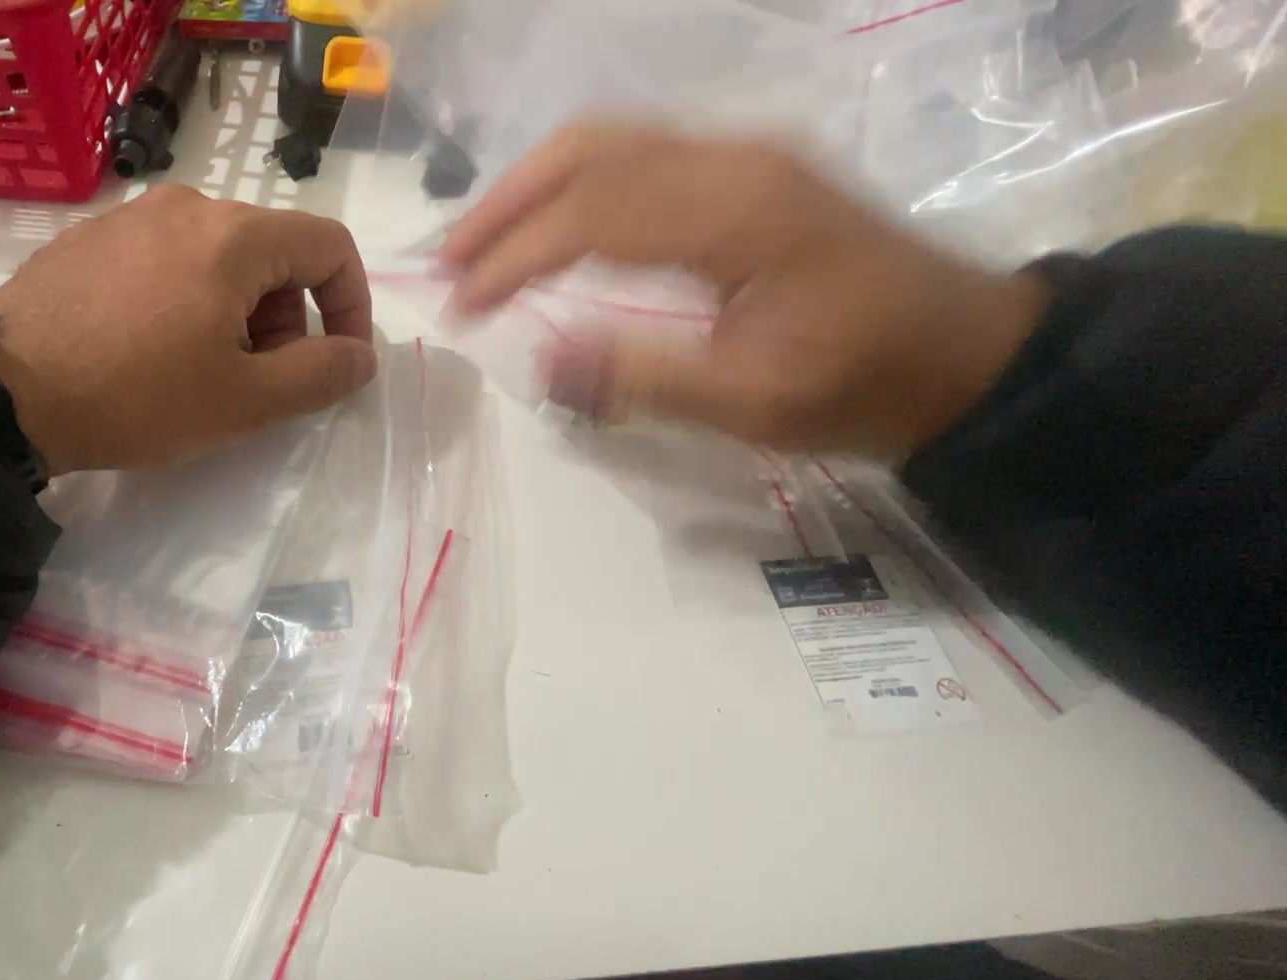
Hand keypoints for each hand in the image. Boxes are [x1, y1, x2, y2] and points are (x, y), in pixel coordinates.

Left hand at [0, 185, 374, 474]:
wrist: (3, 391)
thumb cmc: (140, 396)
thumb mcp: (247, 400)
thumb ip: (321, 375)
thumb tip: (361, 356)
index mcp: (234, 235)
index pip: (330, 246)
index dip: (351, 306)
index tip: (338, 362)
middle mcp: (186, 205)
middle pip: (273, 255)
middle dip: (287, 321)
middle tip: (257, 383)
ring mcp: (131, 217)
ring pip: (219, 260)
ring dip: (238, 316)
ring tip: (201, 374)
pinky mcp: (91, 240)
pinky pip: (167, 263)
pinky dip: (187, 304)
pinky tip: (151, 354)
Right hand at [440, 124, 1045, 456]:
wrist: (967, 354)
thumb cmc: (860, 385)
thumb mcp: (749, 403)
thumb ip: (640, 379)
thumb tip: (541, 359)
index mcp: (735, 213)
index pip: (590, 213)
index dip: (512, 256)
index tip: (458, 306)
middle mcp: (733, 160)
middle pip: (589, 148)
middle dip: (504, 204)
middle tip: (448, 261)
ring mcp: (742, 155)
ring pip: (610, 139)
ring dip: (532, 186)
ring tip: (480, 244)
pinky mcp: (745, 171)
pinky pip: (637, 155)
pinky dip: (572, 185)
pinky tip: (548, 225)